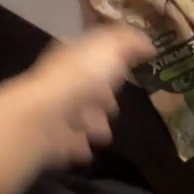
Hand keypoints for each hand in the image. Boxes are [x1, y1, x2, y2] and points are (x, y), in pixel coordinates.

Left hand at [6, 24, 153, 167]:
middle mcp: (61, 80)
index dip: (109, 62)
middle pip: (85, 87)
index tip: (125, 71)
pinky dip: (80, 146)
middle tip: (113, 107)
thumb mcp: (110, 47)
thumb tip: (147, 43)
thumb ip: (129, 42)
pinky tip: (90, 150)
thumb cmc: (80, 78)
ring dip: (93, 124)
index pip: (91, 54)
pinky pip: (71, 143)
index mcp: (73, 55)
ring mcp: (55, 111)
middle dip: (101, 98)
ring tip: (105, 133)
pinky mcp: (53, 139)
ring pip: (77, 116)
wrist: (45, 119)